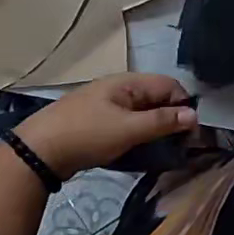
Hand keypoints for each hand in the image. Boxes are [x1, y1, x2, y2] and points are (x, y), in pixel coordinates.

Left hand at [12, 73, 198, 176]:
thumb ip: (163, 121)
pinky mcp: (98, 123)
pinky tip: (138, 152)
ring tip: (161, 152)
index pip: (170, 86)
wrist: (38, 151)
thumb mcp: (129, 129)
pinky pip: (128, 125)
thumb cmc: (87, 134)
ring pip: (142, 114)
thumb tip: (195, 115)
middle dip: (171, 119)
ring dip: (154, 130)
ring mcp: (107, 105)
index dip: (184, 106)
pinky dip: (138, 136)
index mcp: (128, 82)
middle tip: (178, 146)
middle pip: (157, 99)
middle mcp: (119, 89)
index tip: (191, 133)